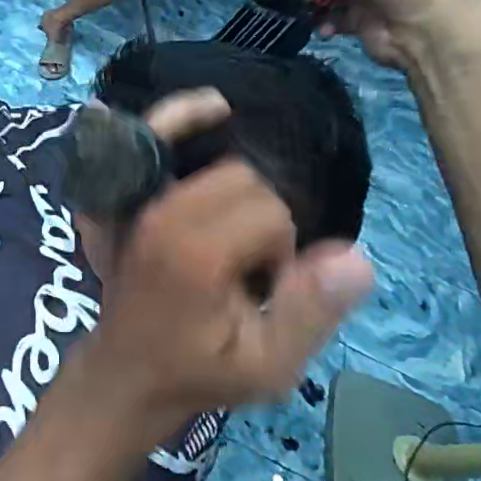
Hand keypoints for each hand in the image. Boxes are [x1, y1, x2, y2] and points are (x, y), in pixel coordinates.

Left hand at [80, 90, 372, 427]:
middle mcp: (163, 212)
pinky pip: (154, 134)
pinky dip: (180, 118)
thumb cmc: (197, 371)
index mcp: (195, 252)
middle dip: (264, 222)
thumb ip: (311, 312)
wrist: (127, 372)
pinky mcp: (123, 193)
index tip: (260, 289)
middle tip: (247, 271)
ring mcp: (138, 199)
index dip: (281, 252)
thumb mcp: (267, 365)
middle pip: (247, 180)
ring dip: (240, 197)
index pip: (271, 213)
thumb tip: (357, 257)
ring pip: (221, 165)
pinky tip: (213, 108)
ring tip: (230, 241)